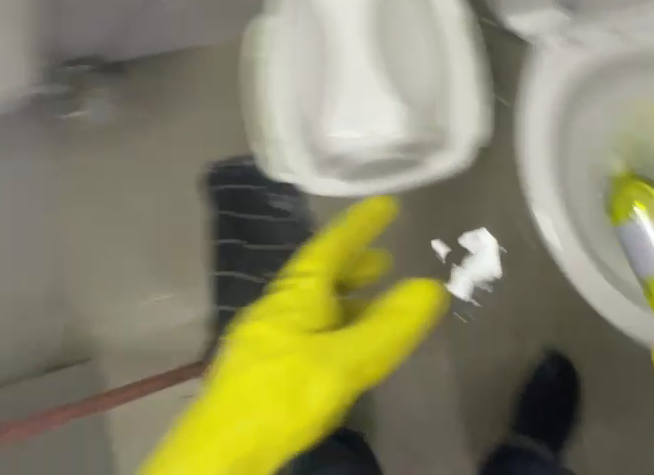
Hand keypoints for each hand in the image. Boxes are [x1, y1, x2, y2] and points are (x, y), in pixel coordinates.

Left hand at [143, 195, 448, 474]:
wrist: (220, 456)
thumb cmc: (282, 395)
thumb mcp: (344, 361)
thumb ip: (388, 326)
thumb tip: (432, 286)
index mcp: (296, 292)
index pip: (332, 245)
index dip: (359, 224)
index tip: (385, 204)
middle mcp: (280, 306)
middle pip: (322, 274)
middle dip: (354, 264)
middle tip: (385, 259)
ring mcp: (268, 338)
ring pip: (315, 306)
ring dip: (346, 298)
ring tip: (374, 302)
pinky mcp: (265, 371)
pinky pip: (309, 331)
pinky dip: (335, 326)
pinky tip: (344, 348)